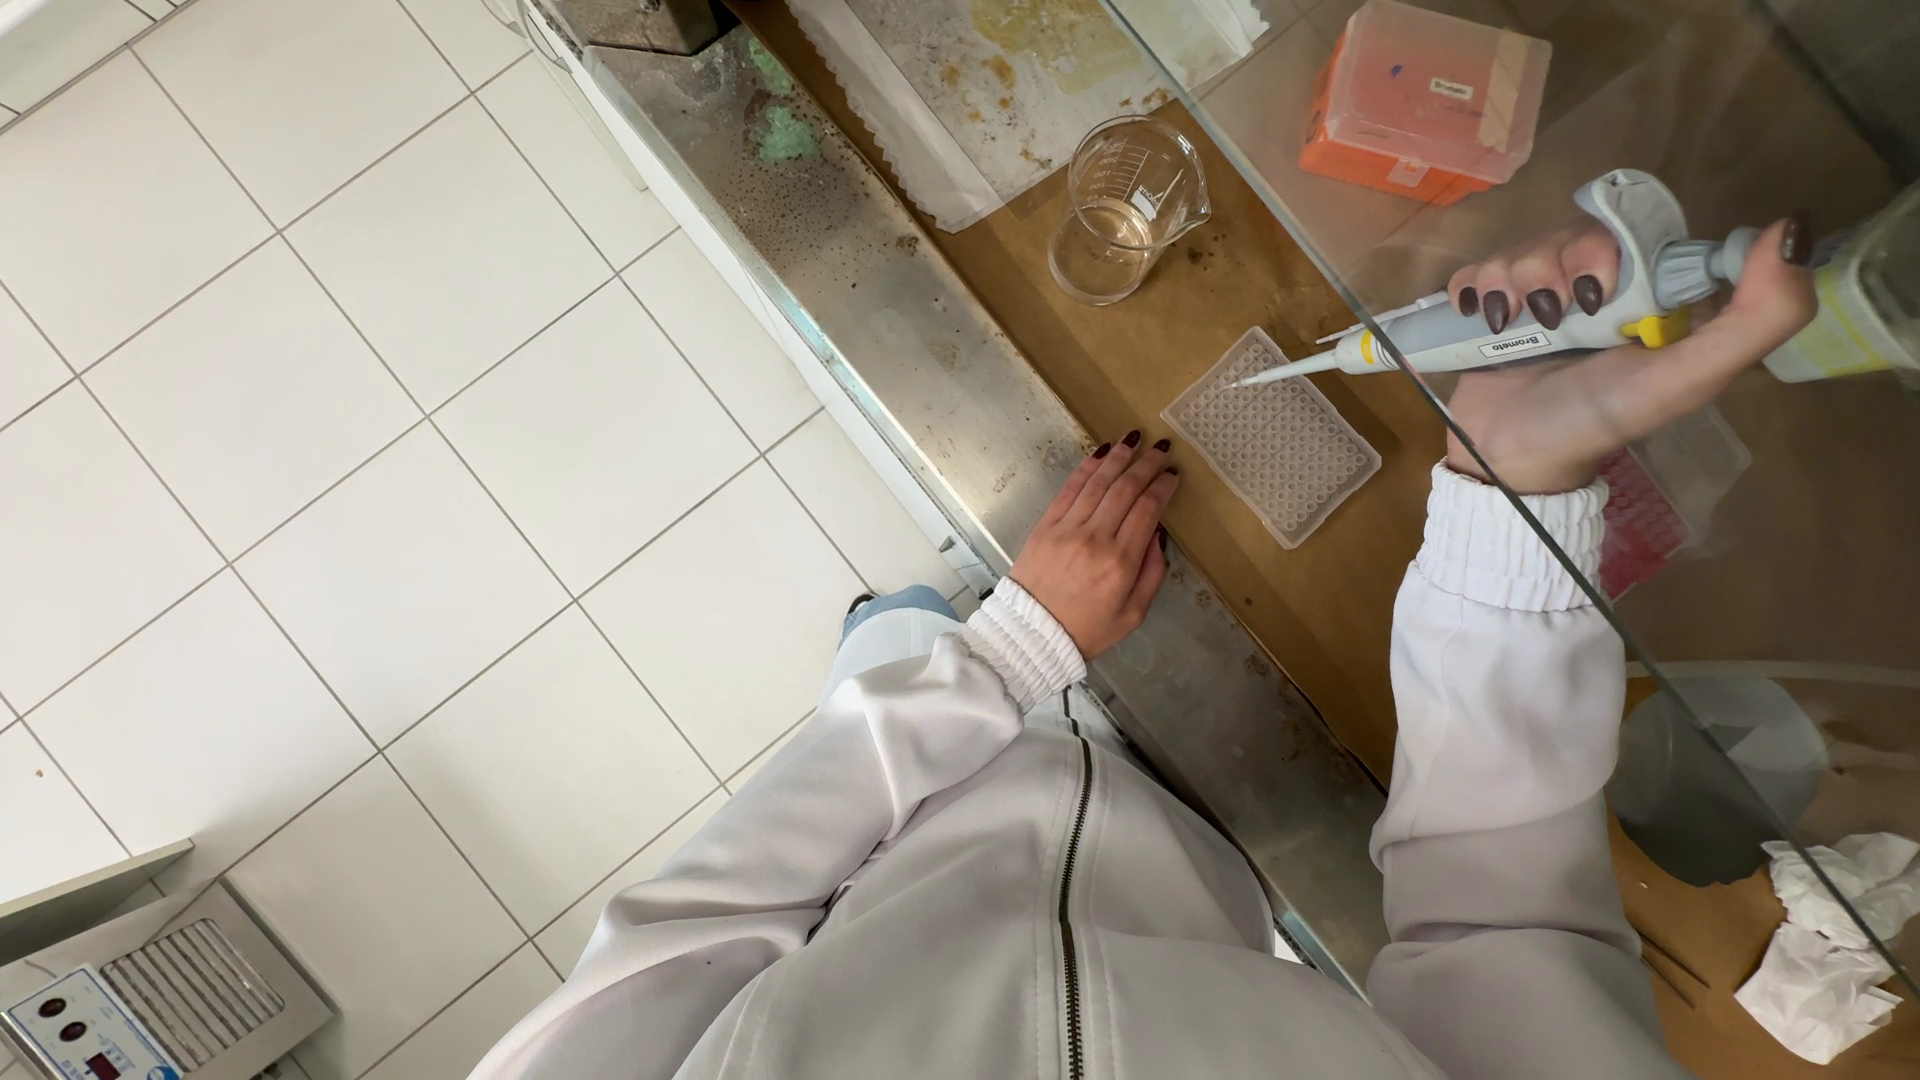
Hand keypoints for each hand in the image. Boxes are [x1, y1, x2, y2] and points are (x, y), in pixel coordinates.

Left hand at [1009, 431, 1179, 657]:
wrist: (1032, 635)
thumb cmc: (1086, 630)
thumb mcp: (1133, 614)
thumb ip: (1152, 573)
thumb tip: (1157, 534)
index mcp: (1121, 562)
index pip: (1148, 510)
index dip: (1163, 487)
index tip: (1173, 474)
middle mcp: (1095, 539)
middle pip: (1126, 489)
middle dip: (1147, 464)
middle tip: (1161, 448)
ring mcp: (1067, 529)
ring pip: (1098, 483)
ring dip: (1119, 458)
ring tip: (1134, 440)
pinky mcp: (1046, 526)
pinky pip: (1069, 489)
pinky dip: (1086, 468)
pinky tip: (1101, 453)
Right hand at [1442, 213, 1815, 493]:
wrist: (1507, 458)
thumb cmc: (1593, 422)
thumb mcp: (1690, 379)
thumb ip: (1758, 316)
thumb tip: (1787, 226)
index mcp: (1644, 298)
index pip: (1635, 234)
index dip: (1612, 248)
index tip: (1600, 289)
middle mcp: (1590, 292)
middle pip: (1570, 235)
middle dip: (1554, 268)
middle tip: (1552, 316)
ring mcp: (1532, 302)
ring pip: (1519, 251)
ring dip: (1508, 283)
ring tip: (1509, 324)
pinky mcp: (1484, 314)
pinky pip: (1473, 273)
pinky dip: (1471, 289)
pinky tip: (1478, 316)